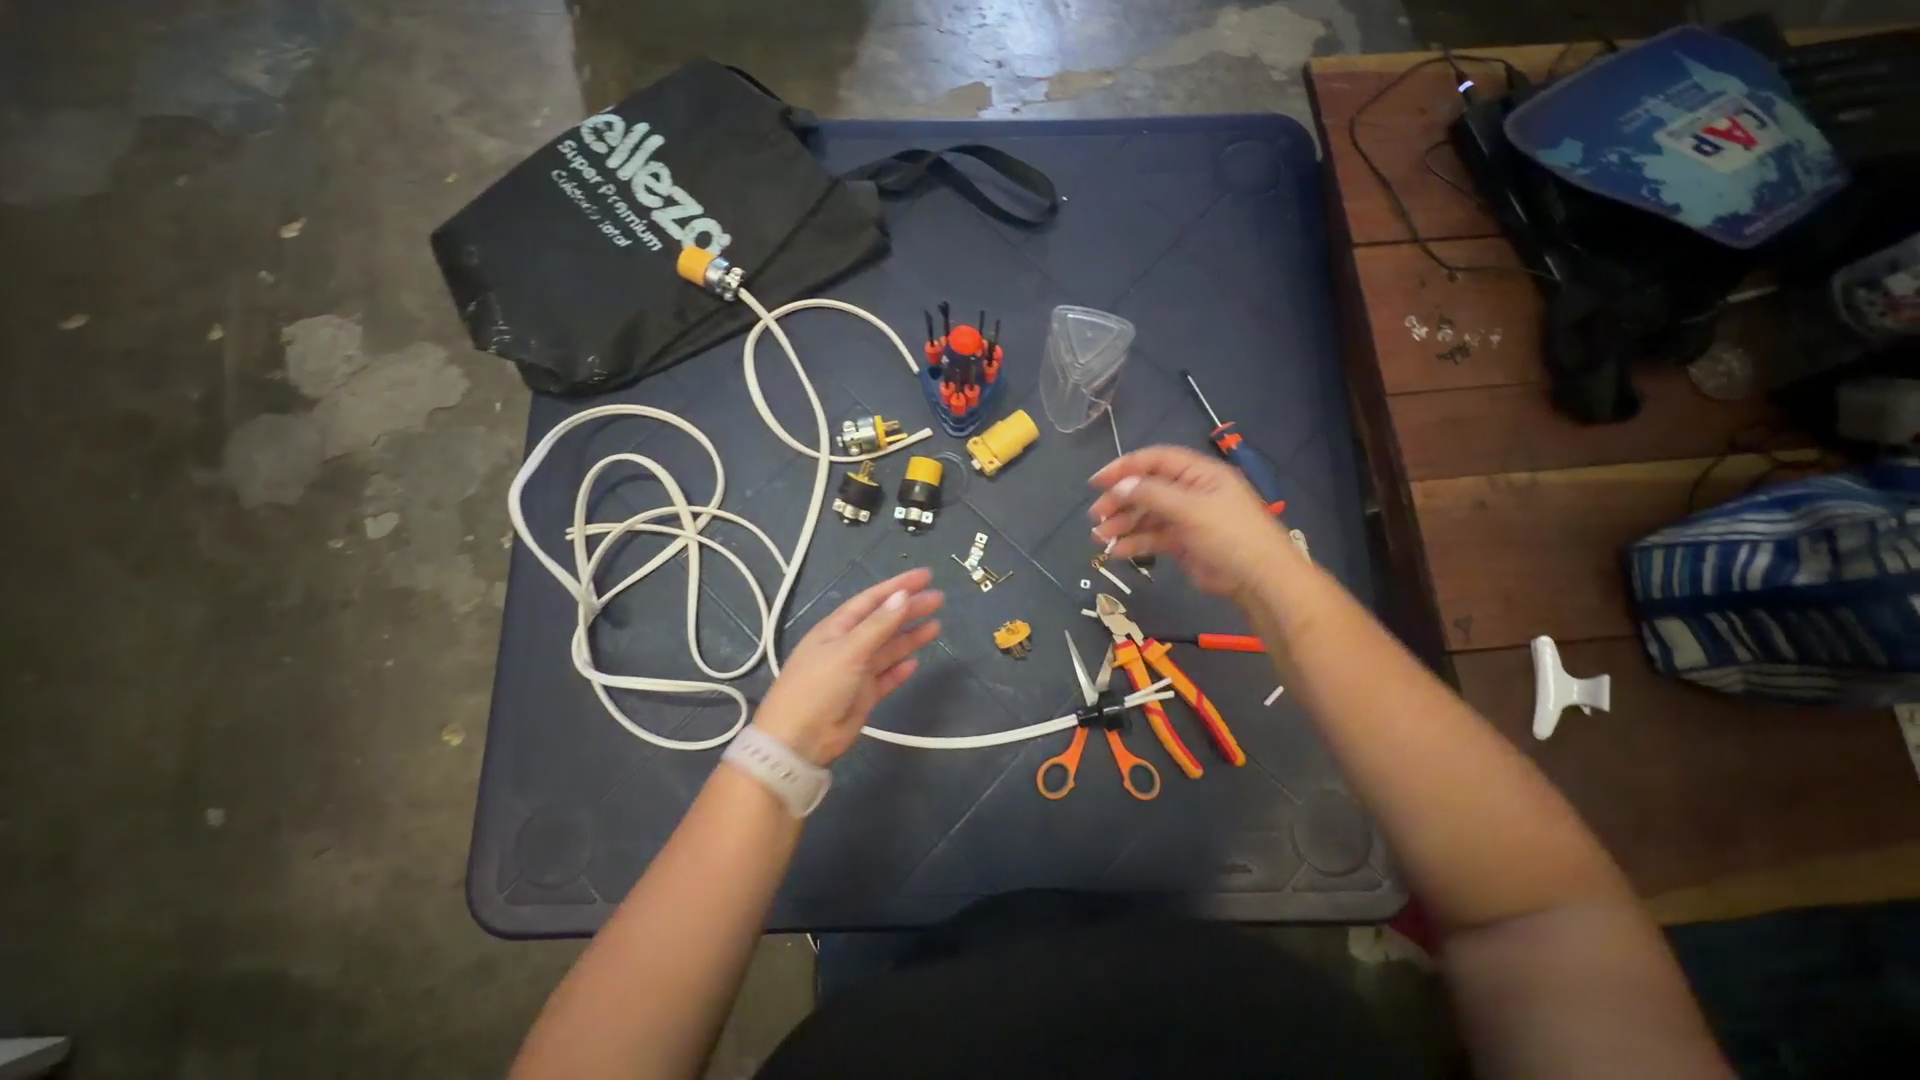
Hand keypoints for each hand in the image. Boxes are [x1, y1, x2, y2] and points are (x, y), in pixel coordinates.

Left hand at [751, 568, 943, 765]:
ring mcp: (855, 672)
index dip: (898, 586)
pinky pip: (886, 677)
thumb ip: (878, 625)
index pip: (872, 600)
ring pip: (888, 649)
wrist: (799, 740)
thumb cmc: (818, 687)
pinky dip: (900, 669)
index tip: (925, 576)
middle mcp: (847, 646)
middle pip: (884, 622)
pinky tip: (916, 661)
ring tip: (936, 625)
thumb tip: (902, 596)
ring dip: (910, 637)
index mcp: (837, 628)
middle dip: (910, 610)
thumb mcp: (848, 650)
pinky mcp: (863, 697)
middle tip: (939, 599)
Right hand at [1088, 445, 1299, 598]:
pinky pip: (1152, 538)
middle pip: (1147, 489)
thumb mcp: (1191, 509)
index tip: (1097, 482)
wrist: (1259, 579)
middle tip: (1095, 515)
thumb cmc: (1230, 535)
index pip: (1155, 461)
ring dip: (1122, 524)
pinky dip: (1133, 543)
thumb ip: (1152, 495)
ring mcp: (1187, 518)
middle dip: (1119, 500)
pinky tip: (1116, 552)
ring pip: (1146, 515)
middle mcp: (1191, 492)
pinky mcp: (1183, 544)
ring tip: (1099, 537)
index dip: (1125, 468)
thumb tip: (1118, 486)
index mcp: (1199, 474)